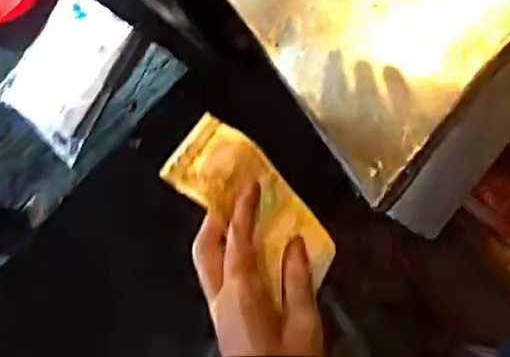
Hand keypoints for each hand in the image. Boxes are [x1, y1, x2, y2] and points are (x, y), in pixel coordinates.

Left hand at [192, 182, 324, 356]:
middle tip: (232, 191)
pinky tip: (249, 245)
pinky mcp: (225, 320)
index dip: (242, 209)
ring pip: (207, 262)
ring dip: (219, 233)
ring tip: (239, 210)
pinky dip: (228, 250)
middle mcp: (221, 300)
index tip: (251, 183)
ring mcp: (219, 312)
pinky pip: (219, 274)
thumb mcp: (304, 325)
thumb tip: (295, 241)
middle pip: (205, 250)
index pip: (237, 241)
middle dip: (214, 216)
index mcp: (240, 295)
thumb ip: (299, 280)